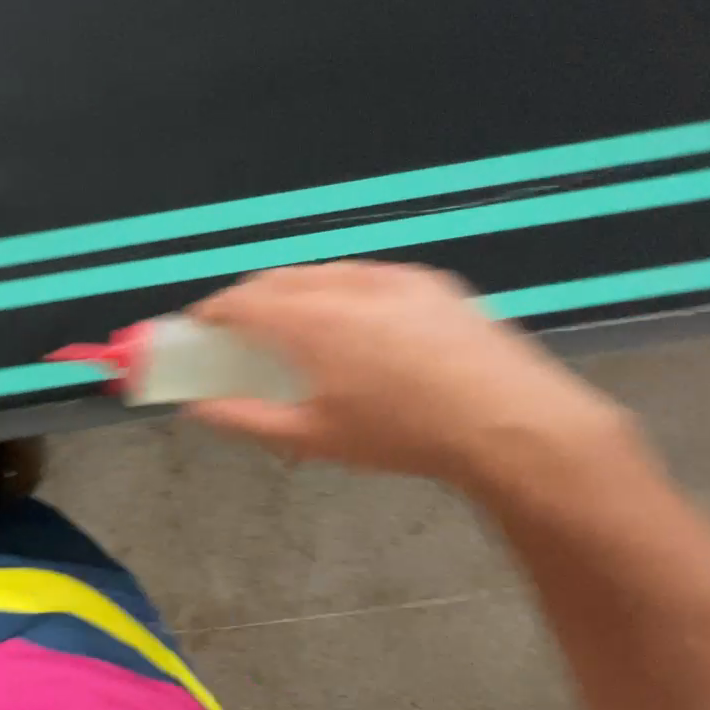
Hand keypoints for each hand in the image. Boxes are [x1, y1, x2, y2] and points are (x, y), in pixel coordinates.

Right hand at [185, 261, 627, 488]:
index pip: (242, 302)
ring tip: (287, 321)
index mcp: (311, 324)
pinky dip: (336, 288)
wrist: (512, 424)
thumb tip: (198, 409)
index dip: (211, 312)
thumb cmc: (398, 436)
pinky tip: (346, 319)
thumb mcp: (308, 437)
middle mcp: (348, 288)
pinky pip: (365, 275)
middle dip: (247, 298)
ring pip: (322, 272)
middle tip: (236, 327)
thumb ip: (243, 418)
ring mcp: (394, 280)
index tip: (197, 325)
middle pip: (277, 279)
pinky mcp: (432, 284)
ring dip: (291, 291)